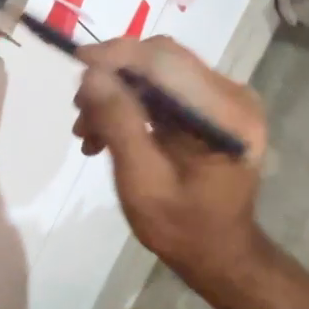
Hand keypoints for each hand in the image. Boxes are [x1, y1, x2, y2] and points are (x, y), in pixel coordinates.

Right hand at [72, 36, 268, 272]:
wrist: (217, 253)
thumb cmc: (181, 227)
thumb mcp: (142, 182)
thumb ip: (119, 124)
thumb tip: (91, 75)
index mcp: (225, 114)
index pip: (166, 61)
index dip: (118, 56)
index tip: (76, 63)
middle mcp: (231, 95)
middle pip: (162, 60)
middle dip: (113, 78)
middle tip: (78, 113)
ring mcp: (223, 100)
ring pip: (157, 73)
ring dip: (117, 95)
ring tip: (87, 133)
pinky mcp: (210, 108)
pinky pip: (163, 90)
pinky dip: (130, 105)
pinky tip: (107, 133)